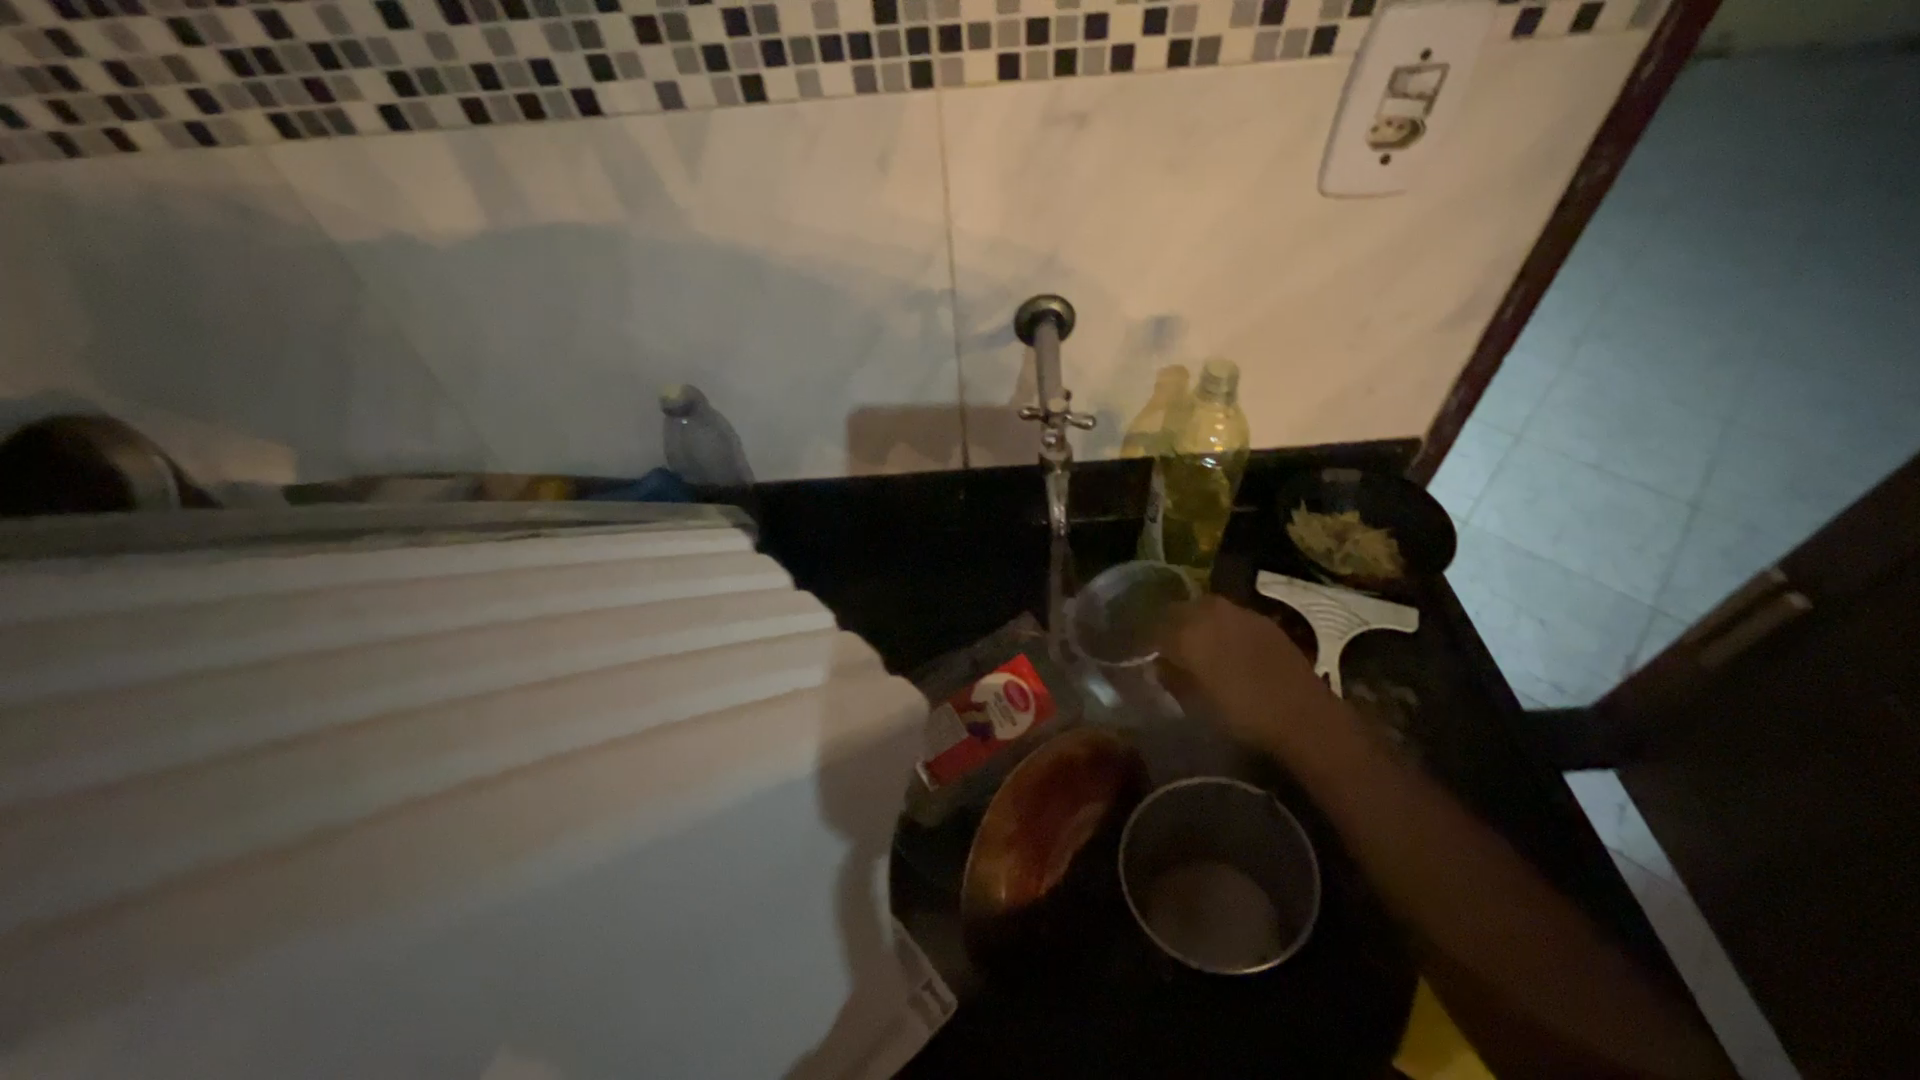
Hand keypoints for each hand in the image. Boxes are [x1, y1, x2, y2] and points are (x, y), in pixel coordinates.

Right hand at [1157, 595, 1341, 750]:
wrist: (1301, 715)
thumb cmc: (1241, 715)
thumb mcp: (1195, 703)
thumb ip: (1171, 678)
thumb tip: (1159, 664)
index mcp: (1185, 632)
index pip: (1152, 627)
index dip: (1144, 642)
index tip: (1140, 654)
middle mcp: (1209, 612)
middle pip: (1178, 611)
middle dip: (1170, 627)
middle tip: (1168, 649)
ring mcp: (1239, 612)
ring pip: (1205, 610)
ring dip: (1197, 624)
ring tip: (1197, 647)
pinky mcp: (1263, 620)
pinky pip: (1231, 617)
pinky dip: (1222, 628)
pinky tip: (1227, 648)